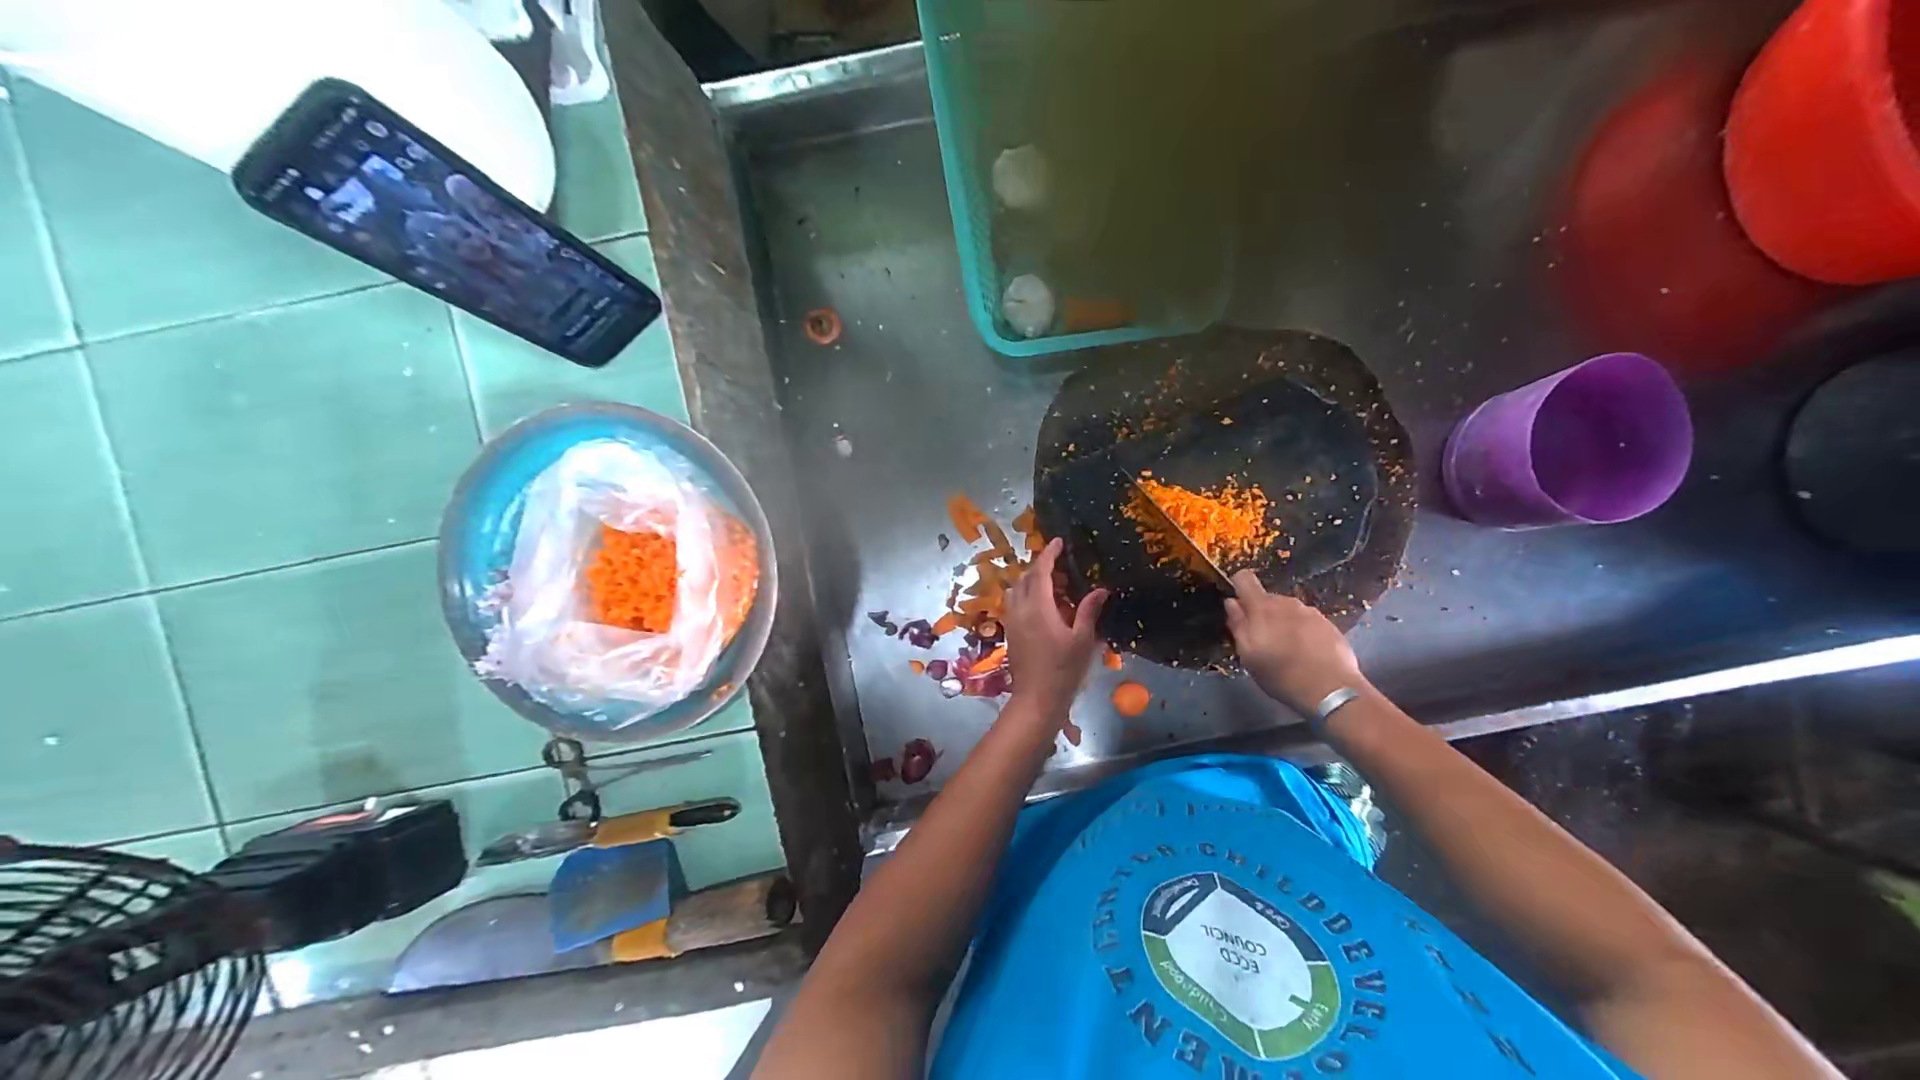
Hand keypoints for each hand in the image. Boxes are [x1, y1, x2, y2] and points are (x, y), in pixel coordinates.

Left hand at [1003, 538, 1107, 720]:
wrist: (1036, 700)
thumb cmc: (1064, 671)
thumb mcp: (1083, 641)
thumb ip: (1088, 611)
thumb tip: (1100, 589)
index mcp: (1038, 608)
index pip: (1041, 572)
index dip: (1049, 554)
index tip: (1058, 542)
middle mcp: (1020, 610)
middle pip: (1025, 578)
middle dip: (1041, 567)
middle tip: (1062, 567)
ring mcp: (1012, 622)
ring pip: (1016, 591)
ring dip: (1031, 581)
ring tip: (1054, 587)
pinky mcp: (1010, 633)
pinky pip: (1015, 604)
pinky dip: (1026, 596)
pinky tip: (1044, 607)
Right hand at [1223, 570, 1365, 711]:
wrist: (1332, 690)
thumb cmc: (1281, 674)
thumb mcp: (1249, 656)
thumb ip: (1238, 625)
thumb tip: (1232, 603)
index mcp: (1263, 607)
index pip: (1244, 579)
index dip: (1238, 586)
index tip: (1238, 605)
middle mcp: (1288, 603)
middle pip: (1268, 599)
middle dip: (1263, 614)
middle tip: (1263, 641)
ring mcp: (1312, 613)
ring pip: (1289, 611)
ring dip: (1284, 624)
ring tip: (1287, 650)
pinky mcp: (1330, 625)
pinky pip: (1308, 622)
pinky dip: (1303, 633)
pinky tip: (1306, 654)